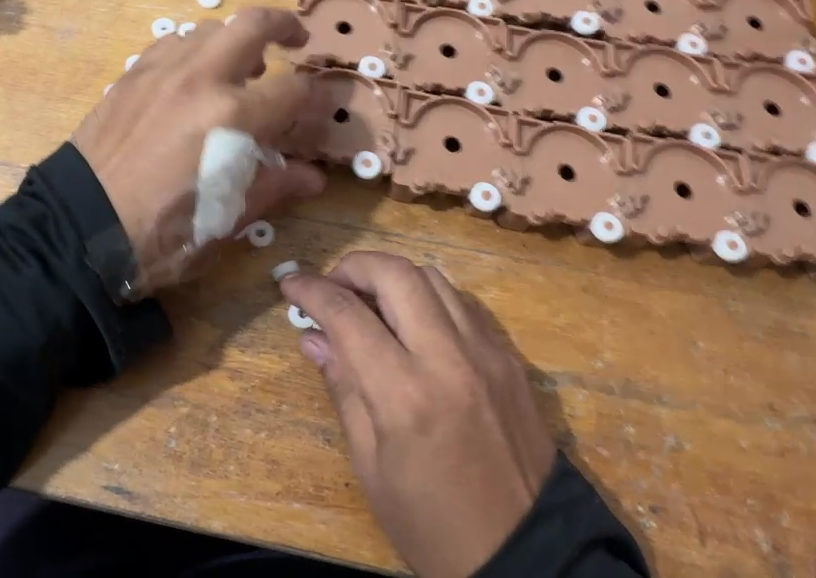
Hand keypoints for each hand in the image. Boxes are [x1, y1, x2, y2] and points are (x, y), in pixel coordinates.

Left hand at [72, 8, 324, 293]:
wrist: (80, 229)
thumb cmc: (161, 235)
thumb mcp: (227, 219)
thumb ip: (274, 185)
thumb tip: (312, 174)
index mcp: (233, 117)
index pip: (295, 91)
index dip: (315, 98)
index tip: (319, 106)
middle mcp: (201, 79)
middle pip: (254, 26)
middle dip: (283, 25)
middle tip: (295, 39)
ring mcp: (162, 71)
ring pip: (209, 29)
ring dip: (235, 39)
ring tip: (242, 65)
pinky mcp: (131, 76)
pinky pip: (172, 43)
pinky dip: (194, 49)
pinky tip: (193, 75)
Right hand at [281, 252, 556, 577]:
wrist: (526, 552)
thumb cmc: (432, 522)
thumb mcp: (371, 468)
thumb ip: (343, 389)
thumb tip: (314, 337)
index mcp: (404, 394)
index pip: (347, 314)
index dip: (311, 289)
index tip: (290, 283)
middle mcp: (448, 358)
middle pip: (396, 273)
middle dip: (353, 266)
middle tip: (331, 287)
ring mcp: (486, 352)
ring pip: (433, 277)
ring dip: (393, 278)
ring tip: (371, 304)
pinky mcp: (509, 358)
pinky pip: (463, 303)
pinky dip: (430, 297)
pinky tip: (414, 324)